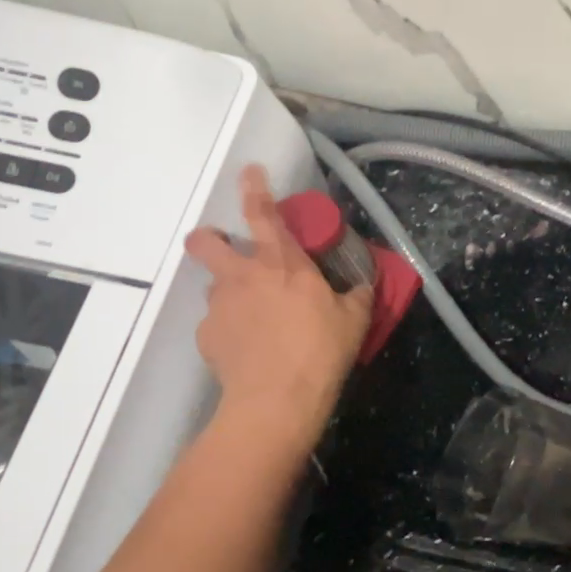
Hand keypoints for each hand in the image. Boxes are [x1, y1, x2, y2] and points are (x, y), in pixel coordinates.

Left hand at [184, 165, 372, 451]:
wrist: (277, 400)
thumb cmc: (321, 351)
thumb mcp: (355, 321)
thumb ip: (358, 296)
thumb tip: (364, 285)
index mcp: (282, 264)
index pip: (263, 213)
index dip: (255, 188)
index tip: (249, 171)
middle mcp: (243, 276)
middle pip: (207, 242)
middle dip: (210, 238)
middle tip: (225, 250)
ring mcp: (219, 306)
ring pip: (216, 287)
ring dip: (231, 293)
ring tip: (255, 319)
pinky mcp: (208, 336)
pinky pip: (218, 325)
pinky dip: (232, 331)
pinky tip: (251, 351)